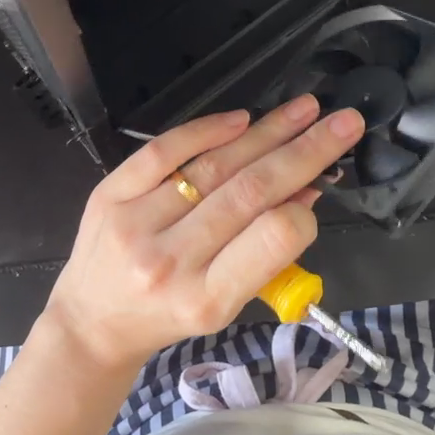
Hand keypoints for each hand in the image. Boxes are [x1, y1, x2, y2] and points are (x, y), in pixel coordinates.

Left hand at [39, 96, 365, 372]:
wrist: (92, 324)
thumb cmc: (166, 320)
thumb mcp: (222, 307)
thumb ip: (264, 255)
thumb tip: (304, 192)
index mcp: (204, 299)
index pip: (270, 240)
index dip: (303, 209)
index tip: (320, 187)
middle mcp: (168, 260)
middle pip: (247, 192)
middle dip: (303, 151)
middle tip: (343, 122)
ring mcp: (134, 223)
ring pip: (211, 166)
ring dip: (265, 132)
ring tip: (304, 110)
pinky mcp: (107, 196)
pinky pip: (163, 151)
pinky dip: (205, 130)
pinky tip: (243, 119)